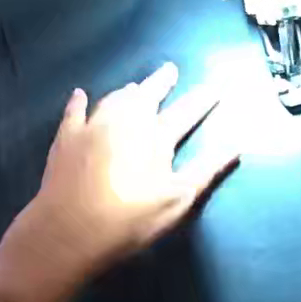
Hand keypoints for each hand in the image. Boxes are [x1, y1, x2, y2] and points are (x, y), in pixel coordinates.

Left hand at [0, 63, 236, 301]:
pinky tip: (80, 94)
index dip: (202, 100)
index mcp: (156, 137)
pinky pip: (73, 112)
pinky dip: (79, 101)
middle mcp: (125, 122)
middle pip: (147, 95)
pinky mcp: (66, 138)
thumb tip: (235, 146)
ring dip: (128, 91)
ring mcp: (92, 127)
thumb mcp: (178, 199)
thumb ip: (206, 170)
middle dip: (161, 82)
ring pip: (114, 99)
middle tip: (169, 70)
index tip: (215, 87)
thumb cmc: (131, 219)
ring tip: (135, 86)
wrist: (69, 231)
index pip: (186, 112)